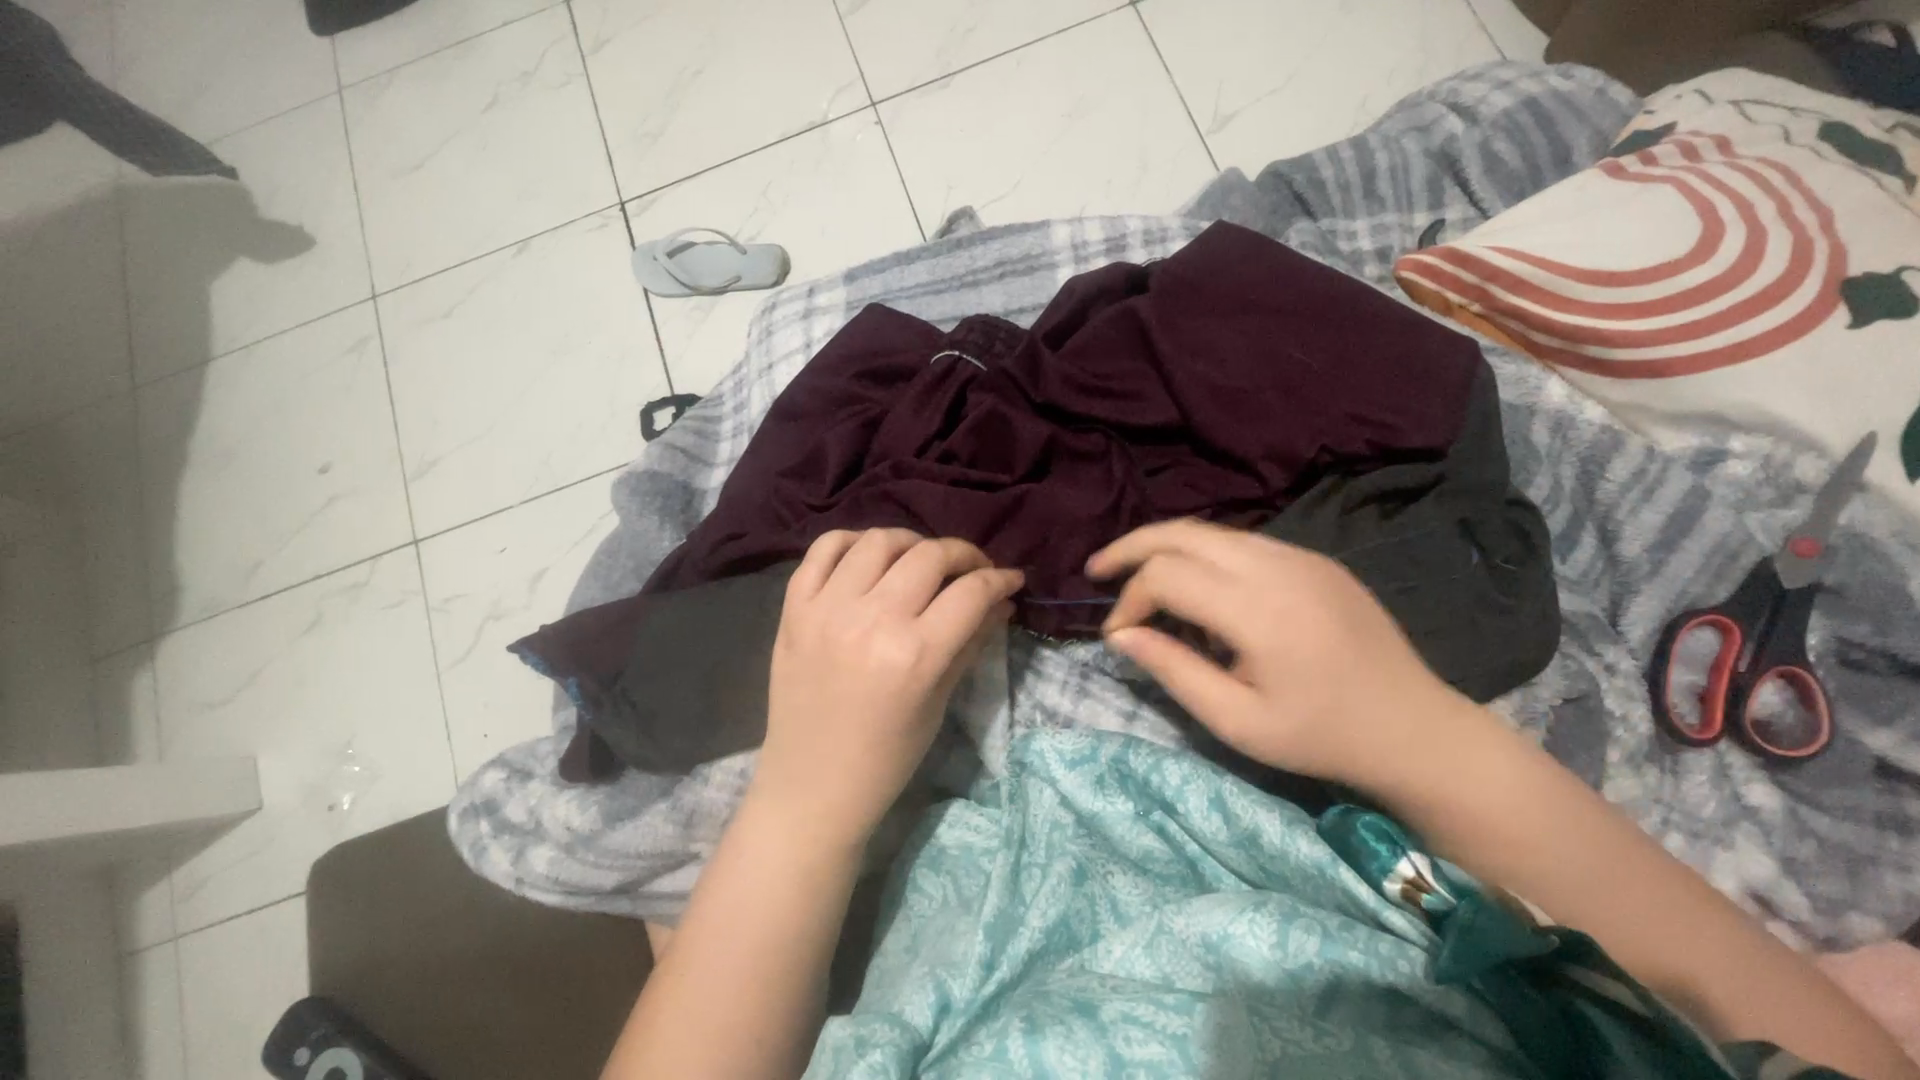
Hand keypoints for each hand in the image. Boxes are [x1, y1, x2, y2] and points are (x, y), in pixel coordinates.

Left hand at [750, 529, 1023, 846]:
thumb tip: (1002, 601)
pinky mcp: (794, 608)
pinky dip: (852, 541)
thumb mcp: (939, 702)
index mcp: (915, 654)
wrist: (812, 784)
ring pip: (878, 541)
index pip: (970, 592)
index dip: (1000, 579)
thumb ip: (971, 642)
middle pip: (929, 555)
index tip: (1011, 579)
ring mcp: (826, 609)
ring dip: (911, 543)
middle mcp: (871, 620)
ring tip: (921, 562)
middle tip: (972, 571)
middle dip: (963, 555)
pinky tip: (870, 557)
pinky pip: (824, 549)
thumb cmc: (887, 757)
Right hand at [1087, 519, 1483, 789]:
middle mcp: (1278, 566)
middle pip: (1183, 532)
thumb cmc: (1319, 736)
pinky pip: (1245, 544)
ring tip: (1142, 584)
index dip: (1129, 600)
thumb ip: (1174, 671)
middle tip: (1097, 570)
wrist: (1412, 728)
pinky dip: (1206, 558)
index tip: (1119, 637)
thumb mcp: (1236, 722)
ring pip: (1213, 533)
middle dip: (1132, 548)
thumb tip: (1121, 635)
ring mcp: (1302, 557)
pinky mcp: (1317, 561)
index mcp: (1258, 609)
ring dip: (1168, 551)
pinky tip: (1201, 593)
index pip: (1166, 573)